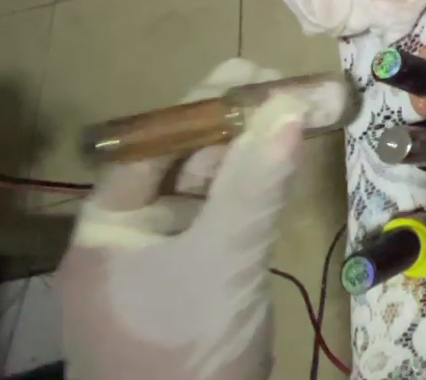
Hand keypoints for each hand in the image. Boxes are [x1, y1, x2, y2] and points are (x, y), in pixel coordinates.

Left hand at [57, 60, 331, 379]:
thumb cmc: (181, 351)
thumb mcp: (220, 262)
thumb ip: (254, 183)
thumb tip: (293, 104)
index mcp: (109, 227)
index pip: (155, 144)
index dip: (207, 104)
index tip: (263, 74)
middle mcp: (137, 231)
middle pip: (190, 156)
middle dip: (246, 119)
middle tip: (301, 87)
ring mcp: (175, 252)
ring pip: (220, 179)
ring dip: (265, 144)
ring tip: (315, 105)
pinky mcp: (210, 270)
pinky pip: (237, 208)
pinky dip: (269, 177)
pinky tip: (300, 151)